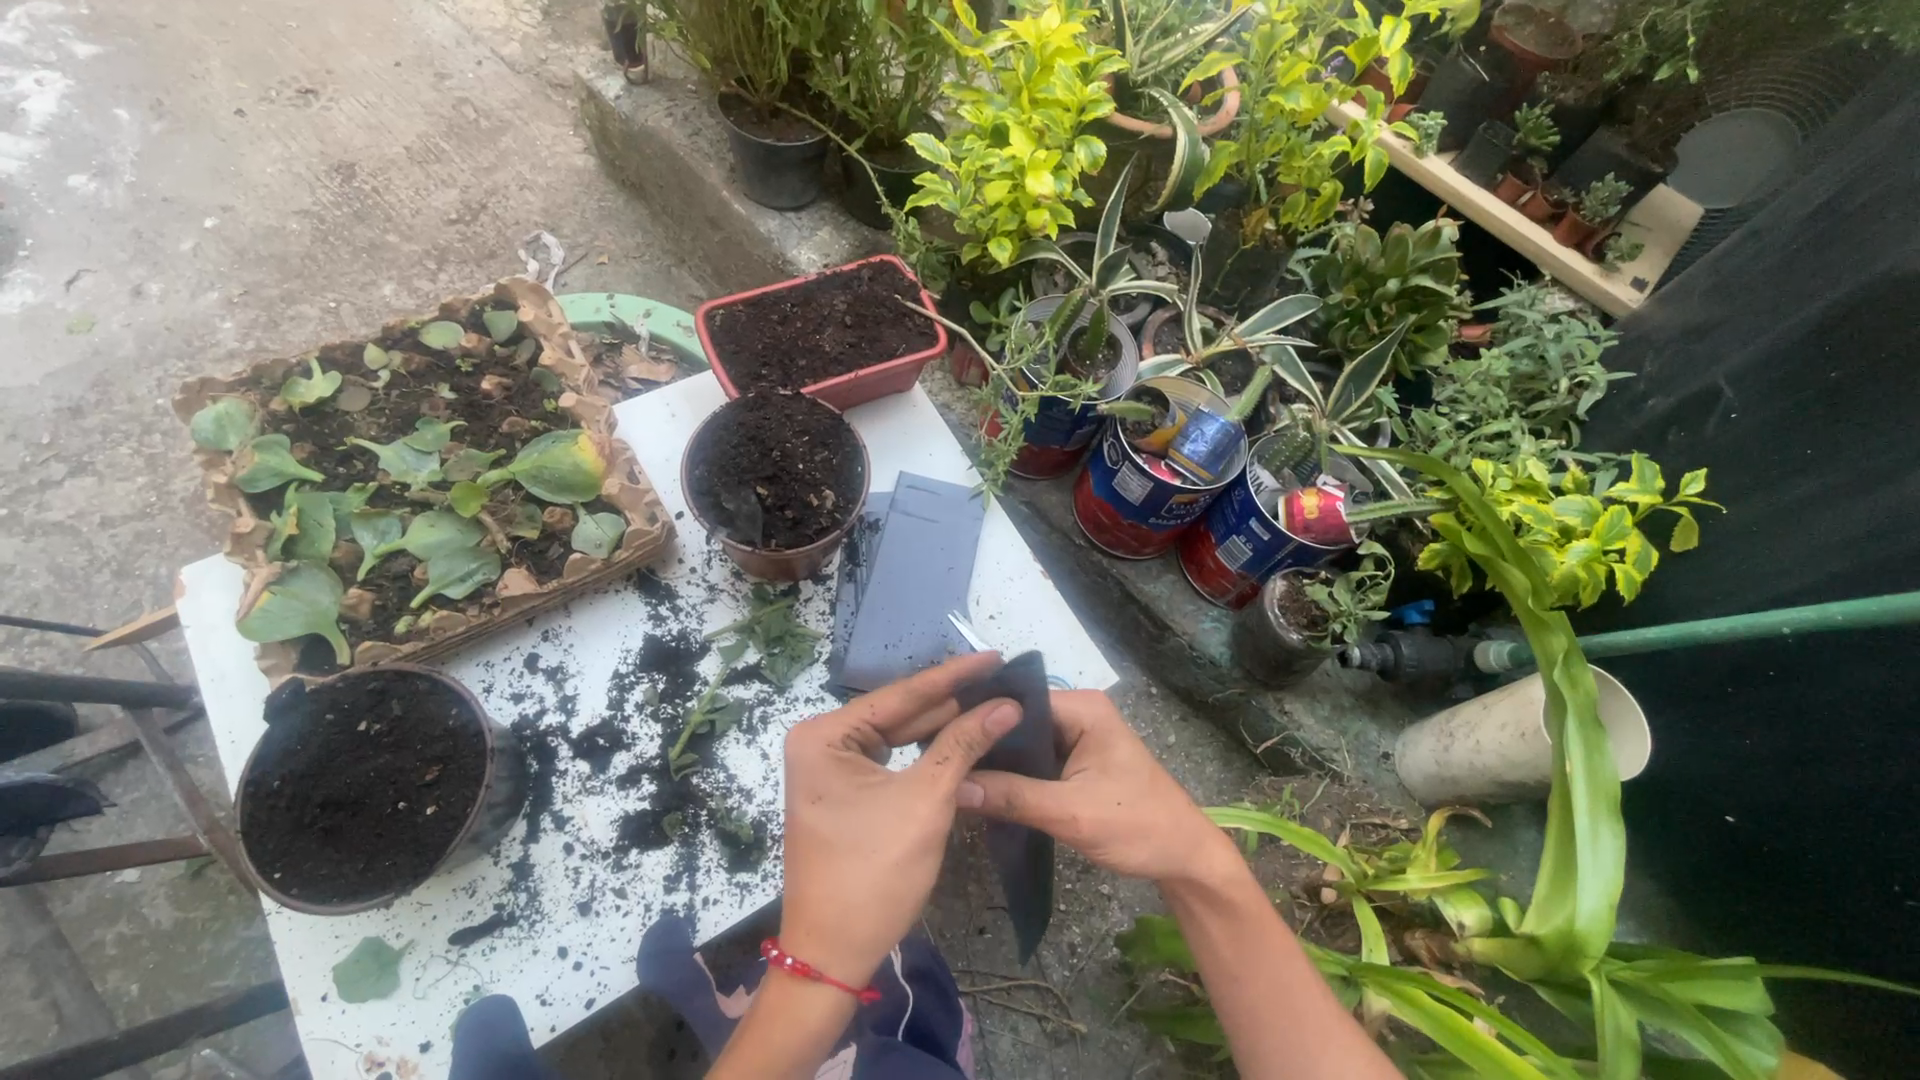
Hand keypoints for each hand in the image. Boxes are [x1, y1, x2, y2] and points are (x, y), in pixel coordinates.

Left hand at [779, 652, 1020, 987]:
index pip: (901, 696)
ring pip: (897, 738)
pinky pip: (890, 761)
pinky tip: (960, 737)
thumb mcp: (925, 802)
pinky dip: (925, 755)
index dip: (954, 676)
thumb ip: (963, 744)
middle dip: (951, 702)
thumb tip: (1007, 704)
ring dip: (942, 727)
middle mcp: (820, 743)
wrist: (834, 954)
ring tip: (991, 702)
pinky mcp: (843, 792)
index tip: (995, 656)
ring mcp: (829, 769)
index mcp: (824, 735)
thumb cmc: (874, 873)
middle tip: (1002, 681)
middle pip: (898, 714)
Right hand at [957, 690, 1233, 884]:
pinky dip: (1013, 776)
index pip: (1016, 701)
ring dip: (997, 762)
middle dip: (983, 743)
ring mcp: (1078, 736)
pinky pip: (1035, 761)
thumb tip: (954, 788)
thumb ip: (1013, 797)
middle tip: (940, 764)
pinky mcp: (1076, 761)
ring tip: (952, 776)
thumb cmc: (1138, 826)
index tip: (939, 741)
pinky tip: (982, 790)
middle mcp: (1078, 712)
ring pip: (1023, 743)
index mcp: (1083, 708)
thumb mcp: (1071, 814)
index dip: (979, 719)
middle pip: (1017, 720)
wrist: (1184, 857)